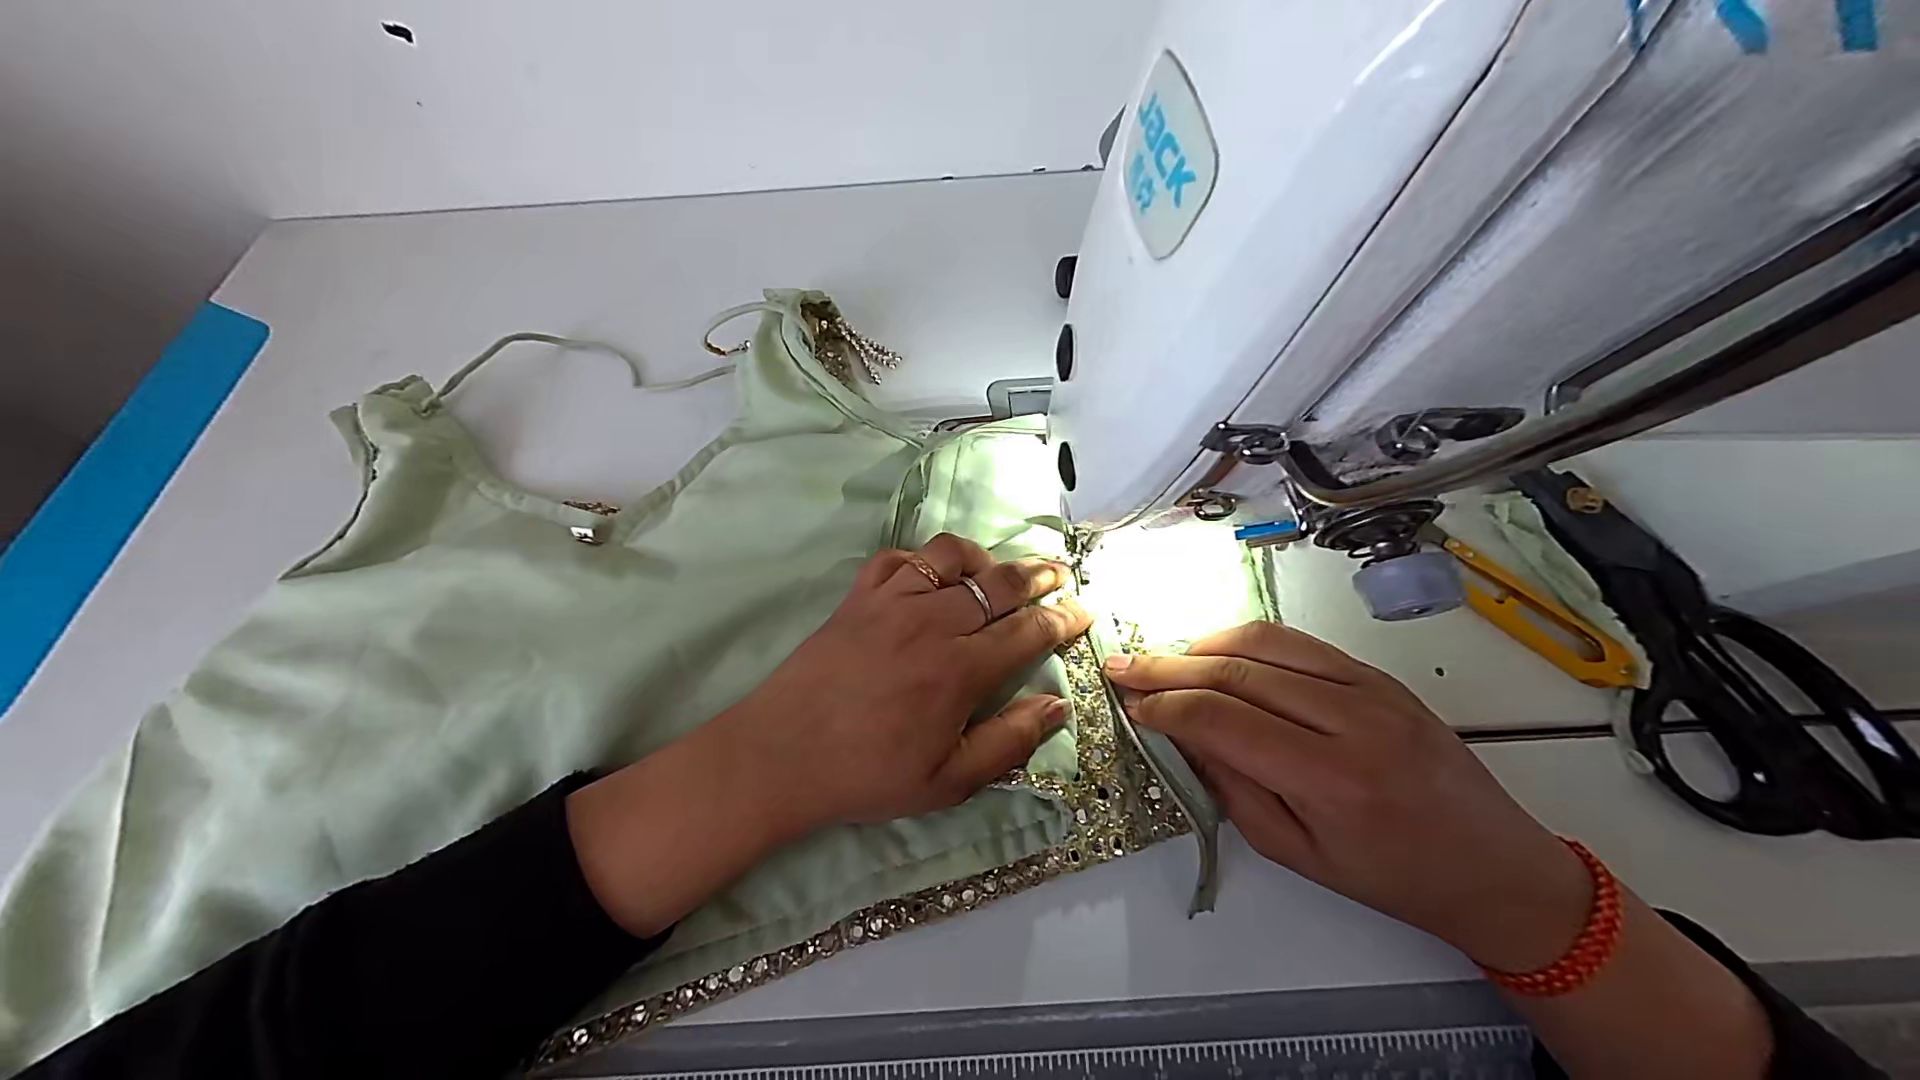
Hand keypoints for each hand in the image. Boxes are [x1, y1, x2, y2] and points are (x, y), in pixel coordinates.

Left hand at [568, 533, 1090, 937]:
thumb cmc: (867, 775)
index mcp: (960, 669)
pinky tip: (933, 575)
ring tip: (1000, 573)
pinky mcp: (858, 596)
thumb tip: (1057, 705)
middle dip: (1040, 577)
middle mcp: (932, 622)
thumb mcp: (948, 783)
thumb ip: (1009, 741)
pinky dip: (925, 559)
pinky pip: (900, 558)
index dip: (1063, 620)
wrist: (780, 755)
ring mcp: (891, 601)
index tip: (1083, 612)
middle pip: (1000, 584)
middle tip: (1061, 576)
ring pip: (953, 558)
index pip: (1028, 632)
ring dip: (987, 560)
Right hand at [1105, 622, 1591, 972]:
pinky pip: (1296, 641)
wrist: (1495, 866)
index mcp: (1332, 779)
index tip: (1131, 704)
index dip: (1166, 707)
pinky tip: (1215, 651)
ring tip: (1163, 659)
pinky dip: (1244, 639)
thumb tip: (1180, 732)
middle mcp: (1353, 719)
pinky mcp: (1377, 673)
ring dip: (1200, 644)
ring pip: (1262, 641)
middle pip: (1235, 670)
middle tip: (1123, 665)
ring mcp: (1370, 686)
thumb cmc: (1392, 876)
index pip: (1223, 719)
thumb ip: (1229, 786)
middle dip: (1167, 666)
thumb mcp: (1294, 850)